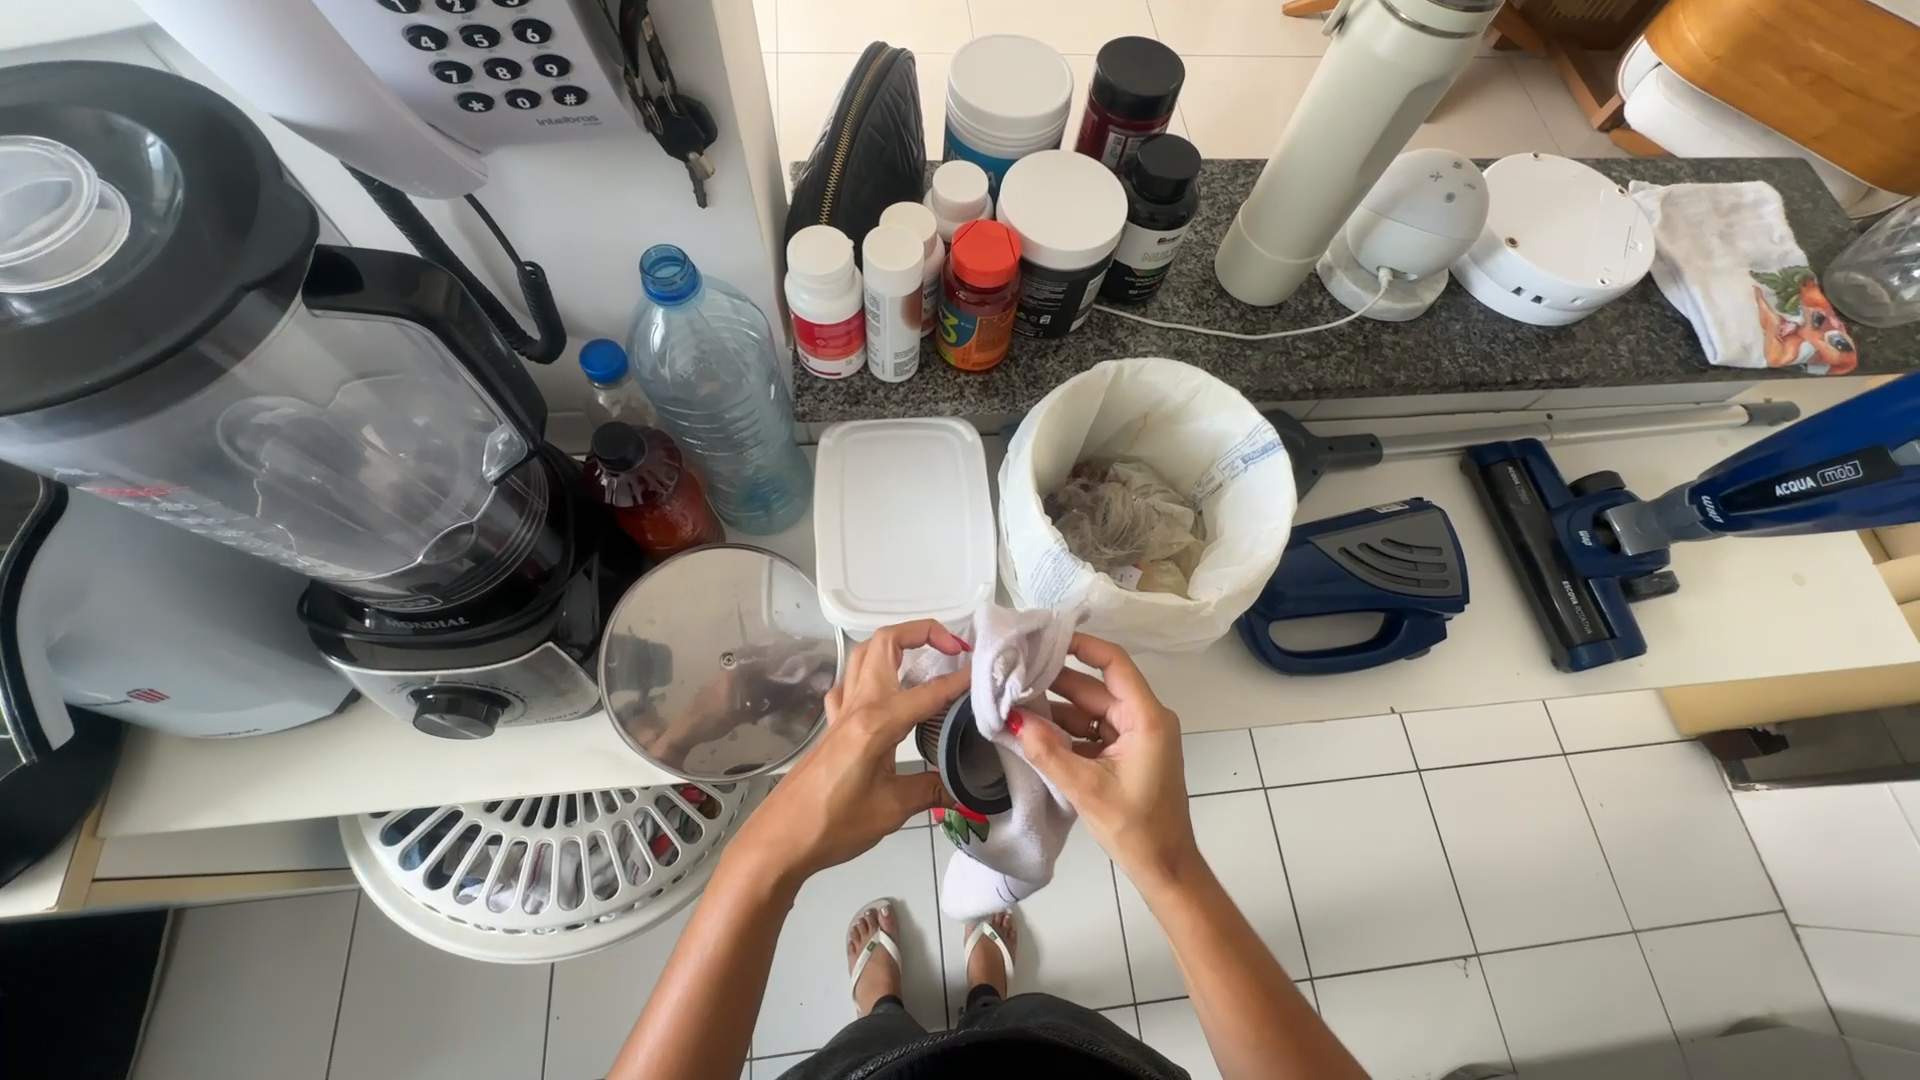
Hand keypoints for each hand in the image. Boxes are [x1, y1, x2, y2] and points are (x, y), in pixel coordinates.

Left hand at [732, 620, 969, 885]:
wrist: (780, 840)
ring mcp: (840, 711)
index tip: (984, 672)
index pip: (929, 691)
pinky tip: (885, 691)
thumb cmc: (833, 824)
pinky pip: (850, 682)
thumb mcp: (892, 809)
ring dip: (896, 644)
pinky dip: (872, 672)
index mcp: (877, 722)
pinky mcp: (831, 723)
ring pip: (865, 654)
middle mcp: (858, 705)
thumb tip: (959, 790)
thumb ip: (930, 790)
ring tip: (926, 658)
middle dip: (922, 632)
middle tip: (953, 648)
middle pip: (886, 643)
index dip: (961, 680)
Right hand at [1012, 633, 1198, 888]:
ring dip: (1054, 708)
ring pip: (1088, 709)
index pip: (1113, 663)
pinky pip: (1090, 730)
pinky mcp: (1123, 753)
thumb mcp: (1087, 789)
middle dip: (1055, 680)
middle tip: (1014, 671)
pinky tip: (1031, 728)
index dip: (1081, 645)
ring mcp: (1132, 736)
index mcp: (1146, 718)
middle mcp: (1142, 718)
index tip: (1044, 637)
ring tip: (1013, 698)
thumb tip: (1012, 719)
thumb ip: (1048, 752)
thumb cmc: (1136, 828)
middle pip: (1094, 686)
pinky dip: (1064, 730)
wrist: (1165, 869)